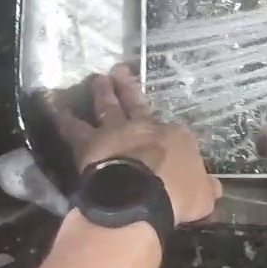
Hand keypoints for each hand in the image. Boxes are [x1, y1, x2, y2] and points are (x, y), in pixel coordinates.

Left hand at [58, 65, 220, 222]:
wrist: (140, 197)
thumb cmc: (176, 196)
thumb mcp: (203, 196)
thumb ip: (206, 189)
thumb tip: (216, 187)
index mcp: (176, 137)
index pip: (175, 134)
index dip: (172, 136)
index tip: (171, 138)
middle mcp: (145, 127)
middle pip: (137, 104)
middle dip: (130, 88)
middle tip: (120, 70)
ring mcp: (115, 133)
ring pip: (107, 107)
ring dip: (102, 91)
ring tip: (96, 78)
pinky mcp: (89, 145)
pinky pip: (72, 127)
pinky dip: (61, 113)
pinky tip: (50, 100)